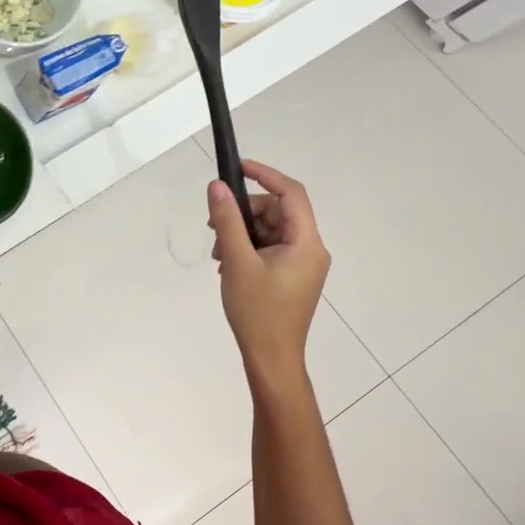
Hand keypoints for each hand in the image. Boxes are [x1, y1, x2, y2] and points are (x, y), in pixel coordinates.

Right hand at [207, 160, 330, 385]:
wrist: (271, 358)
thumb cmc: (258, 310)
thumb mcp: (236, 260)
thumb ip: (227, 220)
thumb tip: (217, 185)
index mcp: (306, 243)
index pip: (291, 194)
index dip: (265, 174)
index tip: (236, 166)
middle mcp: (310, 249)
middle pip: (277, 211)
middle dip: (244, 211)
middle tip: (214, 225)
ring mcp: (302, 264)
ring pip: (269, 229)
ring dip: (241, 231)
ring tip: (219, 252)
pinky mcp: (290, 275)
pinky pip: (268, 246)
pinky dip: (246, 246)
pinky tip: (228, 262)